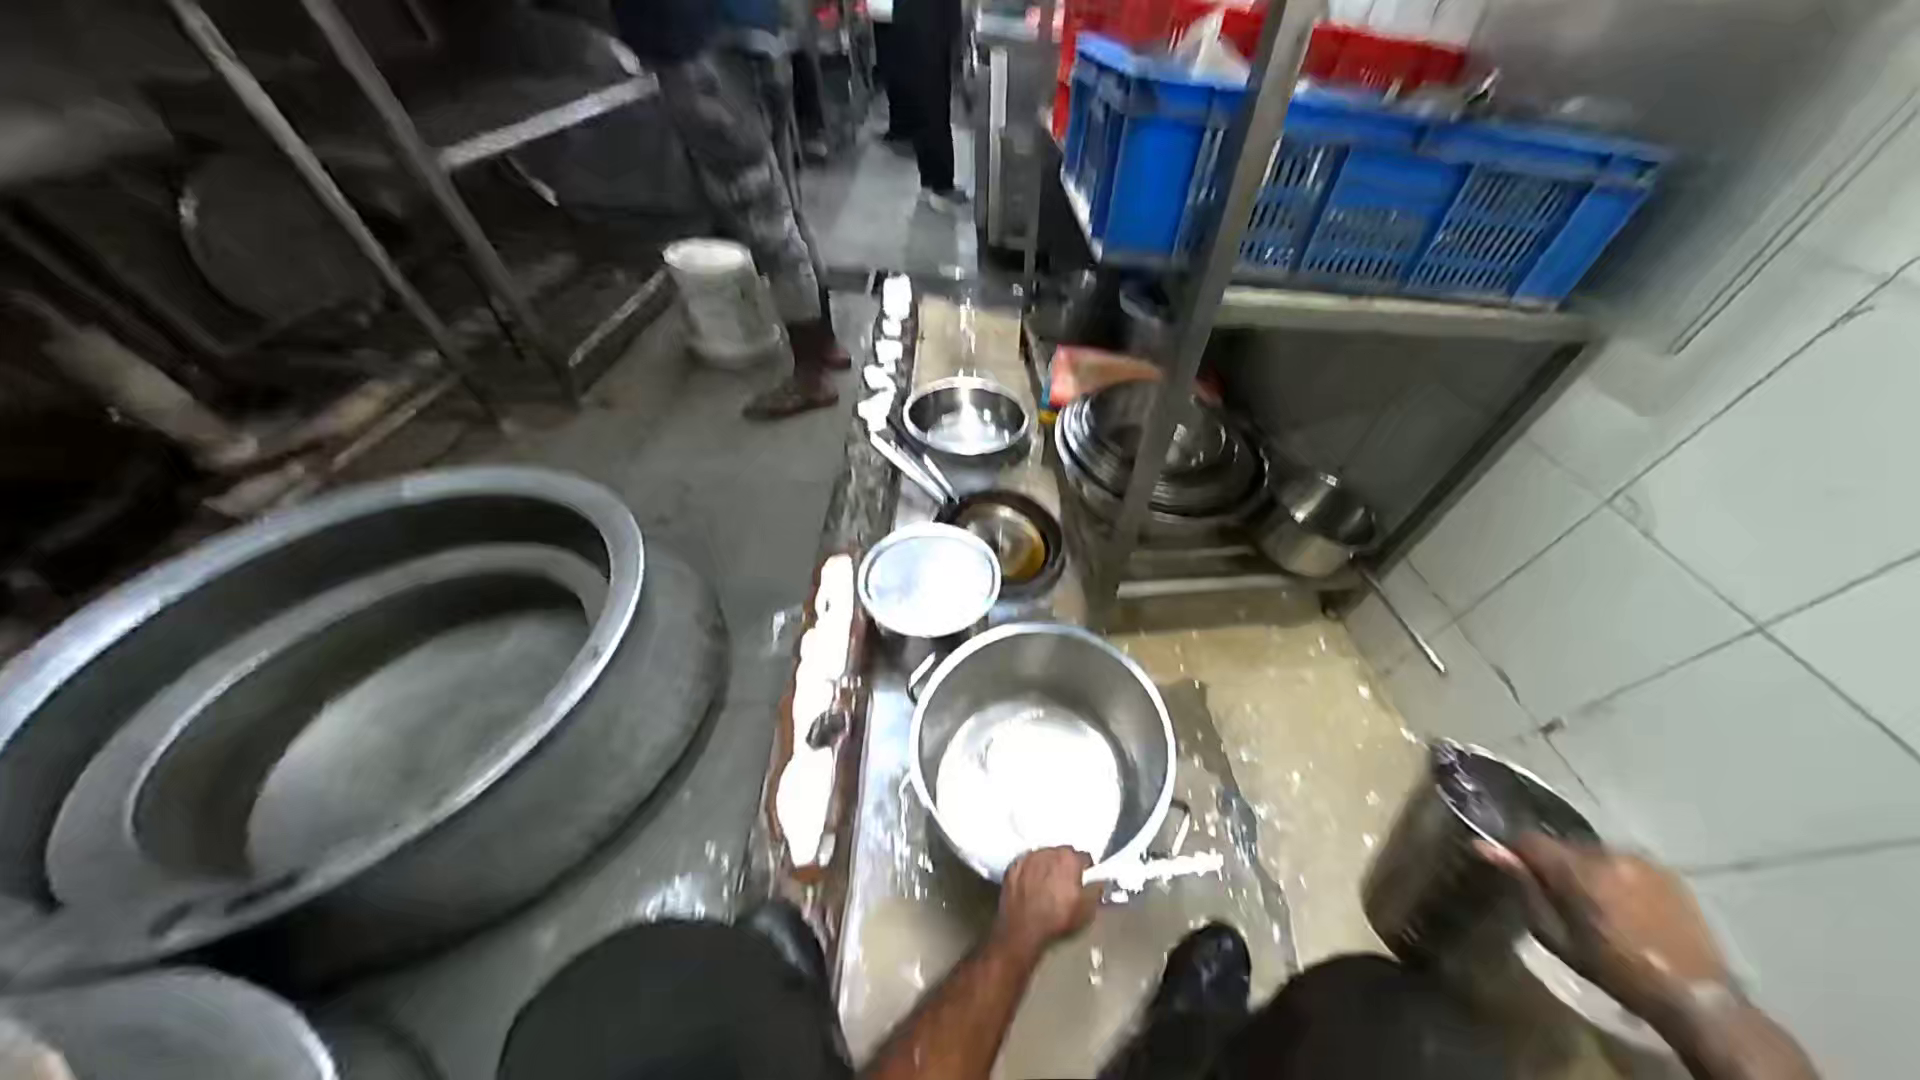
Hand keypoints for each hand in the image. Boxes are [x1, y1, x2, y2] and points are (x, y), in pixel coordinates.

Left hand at [995, 847, 1097, 956]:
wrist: (1022, 929)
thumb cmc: (1057, 919)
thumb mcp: (1087, 910)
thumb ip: (1096, 890)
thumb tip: (1099, 881)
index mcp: (1068, 858)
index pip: (1084, 858)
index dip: (1086, 870)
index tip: (1083, 882)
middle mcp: (1048, 851)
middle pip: (1062, 854)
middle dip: (1065, 865)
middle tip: (1065, 885)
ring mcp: (1028, 857)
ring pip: (1043, 856)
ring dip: (1047, 866)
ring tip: (1046, 885)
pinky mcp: (1012, 866)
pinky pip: (1027, 864)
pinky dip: (1030, 871)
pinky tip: (1030, 886)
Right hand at [1481, 833, 1731, 1019]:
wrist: (1694, 996)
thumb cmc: (1613, 967)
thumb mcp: (1554, 932)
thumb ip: (1522, 884)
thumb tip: (1484, 845)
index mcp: (1574, 868)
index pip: (1527, 838)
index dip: (1517, 853)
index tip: (1518, 873)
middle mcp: (1606, 853)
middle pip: (1562, 845)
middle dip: (1556, 864)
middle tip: (1562, 895)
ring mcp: (1641, 860)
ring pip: (1594, 853)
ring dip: (1588, 870)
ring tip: (1598, 901)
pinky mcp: (1668, 871)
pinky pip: (1625, 862)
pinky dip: (1617, 875)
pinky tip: (1627, 903)